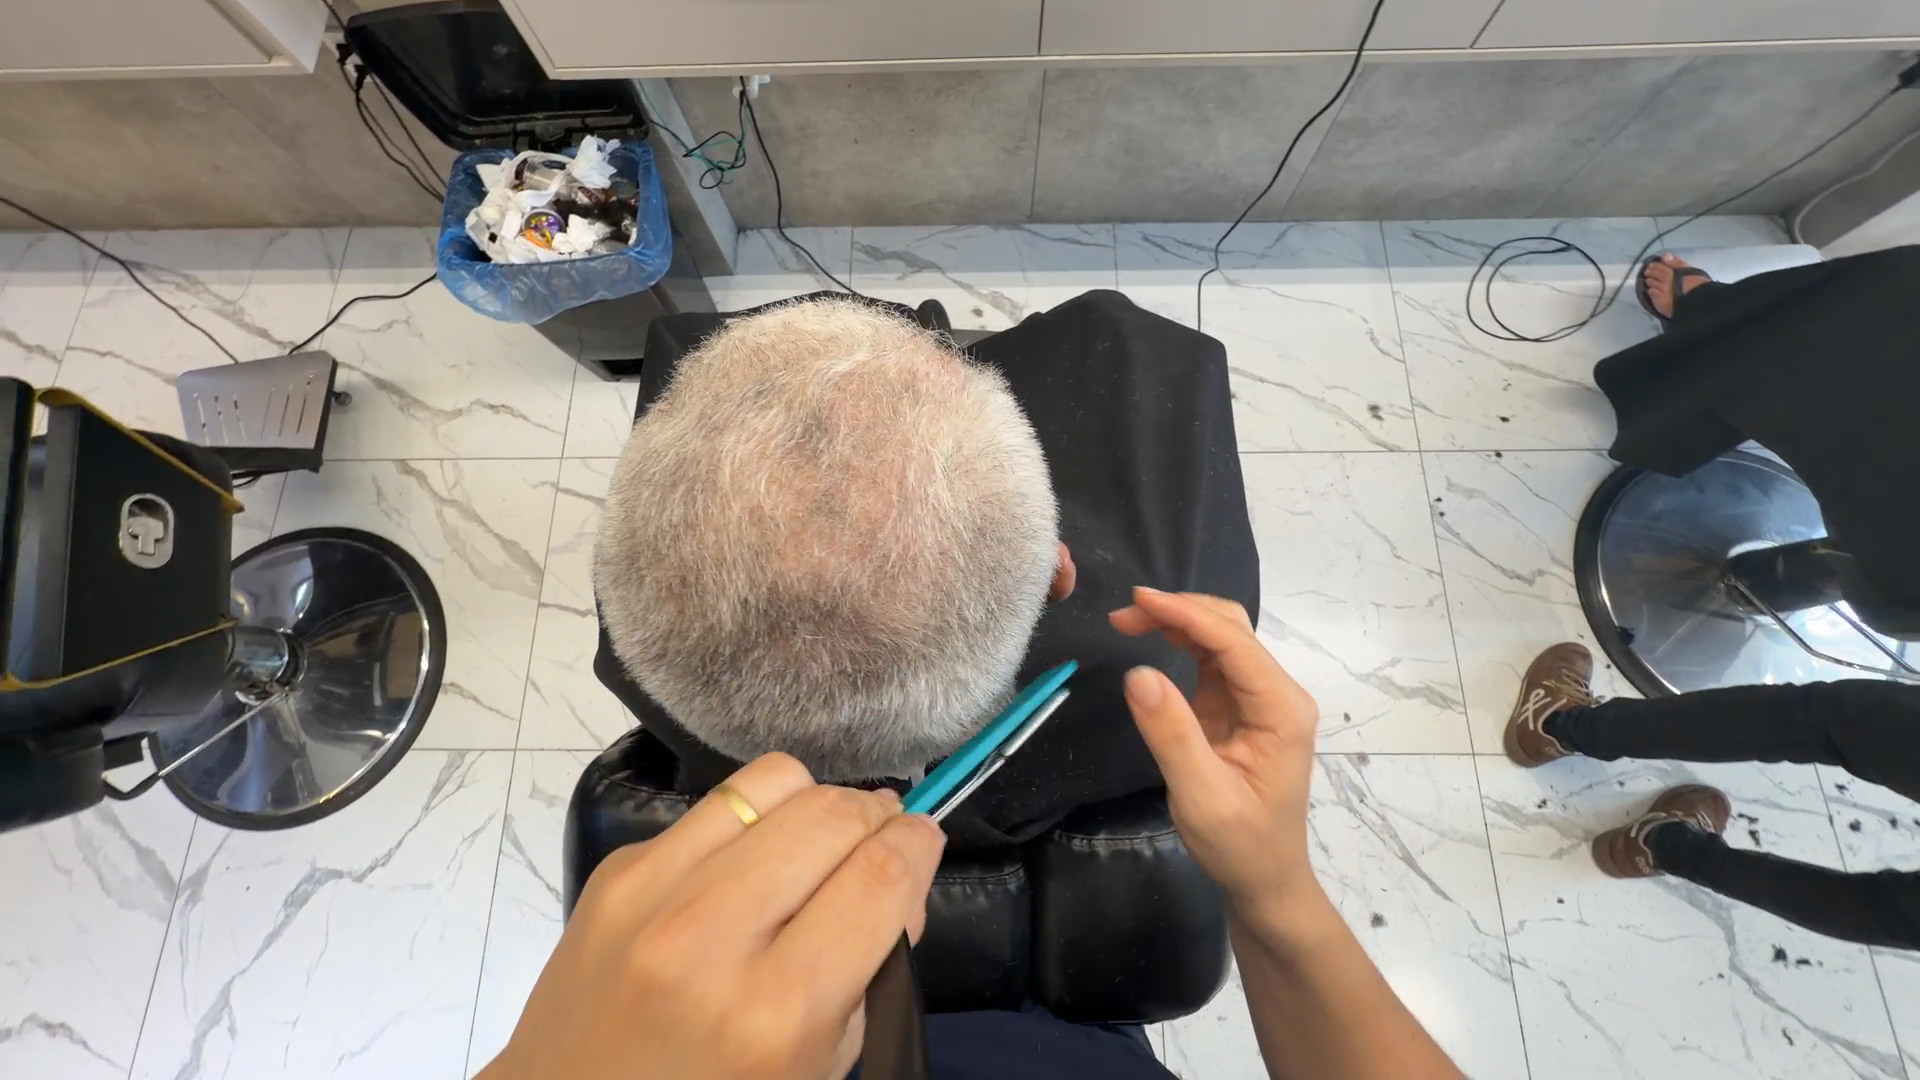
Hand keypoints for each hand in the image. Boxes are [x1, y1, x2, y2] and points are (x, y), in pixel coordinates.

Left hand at [480, 753, 945, 1079]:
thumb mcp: (822, 1062)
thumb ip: (875, 958)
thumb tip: (902, 862)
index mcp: (778, 1011)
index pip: (882, 876)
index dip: (919, 843)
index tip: (924, 840)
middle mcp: (712, 938)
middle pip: (834, 815)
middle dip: (877, 816)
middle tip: (880, 836)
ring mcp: (653, 892)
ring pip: (780, 780)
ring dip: (821, 801)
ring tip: (819, 838)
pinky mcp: (618, 866)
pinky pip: (722, 797)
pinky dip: (760, 812)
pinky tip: (753, 854)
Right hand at [1110, 588, 1320, 907]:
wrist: (1265, 878)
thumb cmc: (1240, 844)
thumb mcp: (1202, 796)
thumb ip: (1171, 733)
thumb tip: (1137, 673)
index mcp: (1280, 709)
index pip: (1233, 642)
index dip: (1185, 614)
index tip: (1138, 600)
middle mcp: (1275, 693)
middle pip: (1230, 627)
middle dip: (1178, 611)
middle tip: (1122, 617)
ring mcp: (1257, 696)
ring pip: (1219, 635)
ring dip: (1176, 620)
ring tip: (1127, 623)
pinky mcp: (1237, 704)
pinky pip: (1210, 656)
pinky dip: (1178, 638)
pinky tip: (1151, 638)